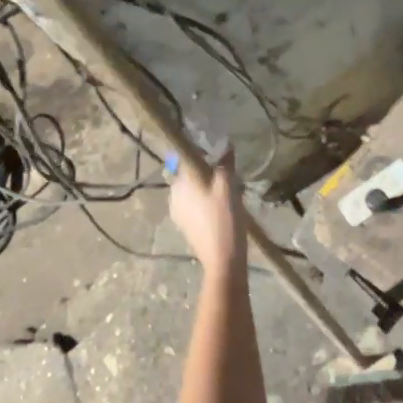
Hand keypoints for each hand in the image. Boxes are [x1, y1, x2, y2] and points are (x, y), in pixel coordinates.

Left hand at [168, 152, 244, 270]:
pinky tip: (220, 209)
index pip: (186, 156)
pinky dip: (204, 201)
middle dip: (207, 172)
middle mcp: (174, 192)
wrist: (222, 258)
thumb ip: (225, 163)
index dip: (203, 152)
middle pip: (190, 173)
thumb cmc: (225, 218)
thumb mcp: (228, 187)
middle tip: (228, 177)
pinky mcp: (183, 223)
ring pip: (192, 189)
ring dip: (207, 187)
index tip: (218, 156)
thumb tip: (225, 145)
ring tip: (227, 194)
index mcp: (181, 181)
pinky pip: (193, 204)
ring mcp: (176, 210)